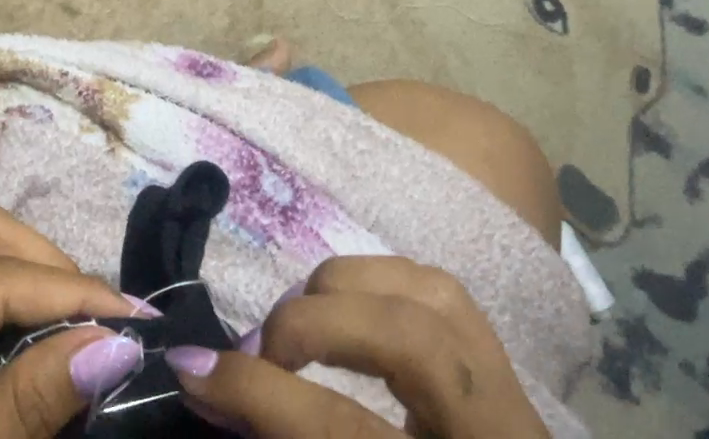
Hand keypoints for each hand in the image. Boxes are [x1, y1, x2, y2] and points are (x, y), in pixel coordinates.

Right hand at [165, 256, 549, 437]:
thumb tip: (203, 378)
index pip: (344, 430)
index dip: (260, 392)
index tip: (192, 369)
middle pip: (406, 338)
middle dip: (308, 325)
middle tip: (257, 352)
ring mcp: (516, 404)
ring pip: (431, 294)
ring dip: (343, 291)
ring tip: (295, 323)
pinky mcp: (506, 375)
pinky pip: (442, 291)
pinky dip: (378, 283)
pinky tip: (341, 308)